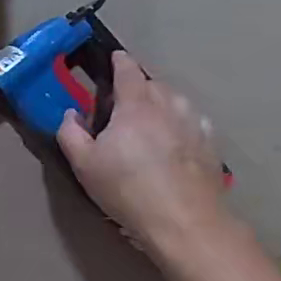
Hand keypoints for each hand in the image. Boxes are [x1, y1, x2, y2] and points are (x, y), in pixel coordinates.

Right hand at [58, 51, 229, 251]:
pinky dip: (179, 122)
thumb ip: (70, 132)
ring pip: (176, 101)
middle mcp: (169, 106)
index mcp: (136, 105)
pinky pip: (192, 122)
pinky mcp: (210, 145)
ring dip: (160, 103)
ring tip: (147, 120)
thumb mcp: (83, 163)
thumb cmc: (126, 189)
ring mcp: (195, 125)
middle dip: (137, 86)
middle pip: (154, 84)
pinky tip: (172, 140)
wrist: (183, 221)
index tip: (113, 58)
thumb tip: (71, 114)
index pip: (128, 71)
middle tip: (120, 102)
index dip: (119, 62)